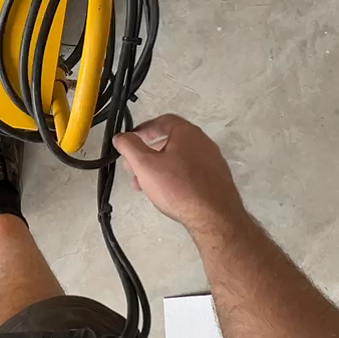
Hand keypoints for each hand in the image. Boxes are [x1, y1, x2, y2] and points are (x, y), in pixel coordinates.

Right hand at [112, 114, 246, 236]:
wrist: (214, 216)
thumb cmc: (178, 187)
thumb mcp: (145, 165)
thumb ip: (129, 146)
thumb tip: (121, 137)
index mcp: (187, 132)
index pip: (162, 121)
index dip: (143, 129)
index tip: (131, 141)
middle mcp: (203, 142)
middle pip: (170, 141)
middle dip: (148, 152)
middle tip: (134, 166)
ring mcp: (213, 161)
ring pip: (179, 158)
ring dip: (159, 167)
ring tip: (144, 184)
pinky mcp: (217, 179)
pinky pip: (191, 172)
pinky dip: (175, 176)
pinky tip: (166, 192)